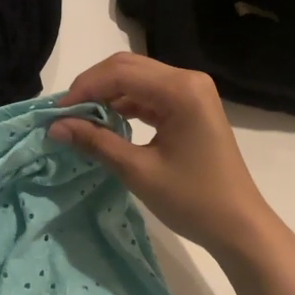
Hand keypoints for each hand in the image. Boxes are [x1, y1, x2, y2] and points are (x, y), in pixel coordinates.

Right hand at [48, 53, 284, 262]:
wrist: (240, 227)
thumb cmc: (193, 200)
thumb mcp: (139, 172)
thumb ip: (96, 142)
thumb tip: (55, 127)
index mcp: (181, 89)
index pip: (120, 73)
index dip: (84, 88)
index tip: (57, 113)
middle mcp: (188, 80)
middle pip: (128, 67)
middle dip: (93, 87)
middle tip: (65, 114)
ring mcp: (192, 91)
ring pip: (138, 78)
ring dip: (108, 94)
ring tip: (80, 119)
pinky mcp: (192, 105)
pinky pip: (150, 93)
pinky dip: (126, 103)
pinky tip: (107, 122)